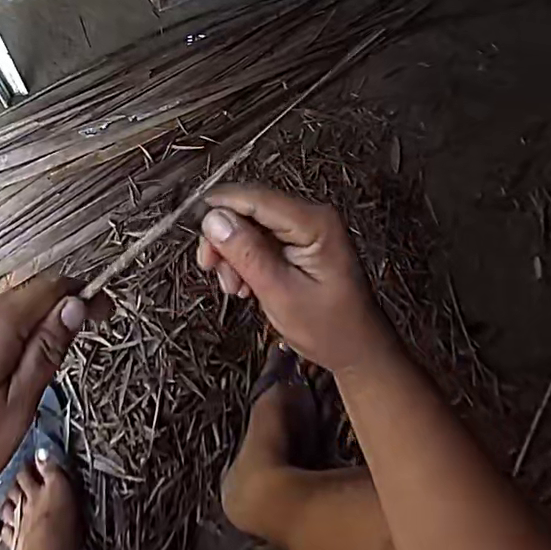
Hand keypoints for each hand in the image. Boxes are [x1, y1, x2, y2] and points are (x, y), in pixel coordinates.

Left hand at [0, 274, 107, 539]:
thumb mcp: (17, 404)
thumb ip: (49, 350)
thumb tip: (76, 306)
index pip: (54, 285)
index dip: (86, 294)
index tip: (109, 312)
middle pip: (38, 290)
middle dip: (71, 303)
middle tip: (96, 329)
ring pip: (23, 306)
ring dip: (51, 317)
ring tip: (70, 348)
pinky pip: (6, 323)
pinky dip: (30, 330)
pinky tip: (37, 357)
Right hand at [196, 183, 396, 372]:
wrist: (358, 352)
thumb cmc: (329, 328)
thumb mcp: (281, 294)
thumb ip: (247, 254)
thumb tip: (212, 219)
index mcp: (314, 222)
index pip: (256, 198)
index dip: (220, 205)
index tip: (192, 224)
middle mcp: (309, 215)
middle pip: (250, 209)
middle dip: (225, 236)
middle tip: (210, 267)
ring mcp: (303, 228)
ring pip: (249, 224)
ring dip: (232, 252)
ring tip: (233, 286)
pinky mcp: (297, 241)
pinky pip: (259, 239)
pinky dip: (244, 259)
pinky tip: (243, 284)